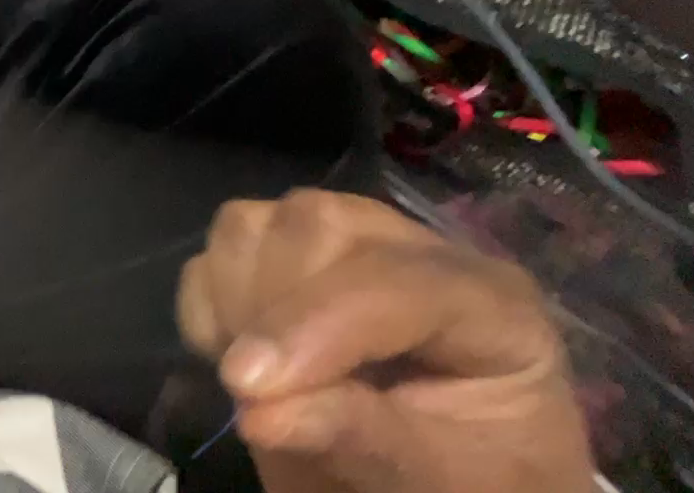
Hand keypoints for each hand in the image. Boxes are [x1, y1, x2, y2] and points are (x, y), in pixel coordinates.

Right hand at [178, 191, 596, 492]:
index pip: (394, 281)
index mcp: (487, 300)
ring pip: (249, 225)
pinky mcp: (272, 250)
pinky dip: (206, 306)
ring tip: (261, 379)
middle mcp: (404, 244)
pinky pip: (211, 254)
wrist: (432, 483)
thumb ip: (361, 440)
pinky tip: (239, 356)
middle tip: (259, 394)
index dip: (316, 326)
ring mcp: (333, 238)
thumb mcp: (440, 482)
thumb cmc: (466, 484)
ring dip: (234, 303)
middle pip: (313, 227)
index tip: (248, 390)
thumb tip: (255, 413)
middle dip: (274, 309)